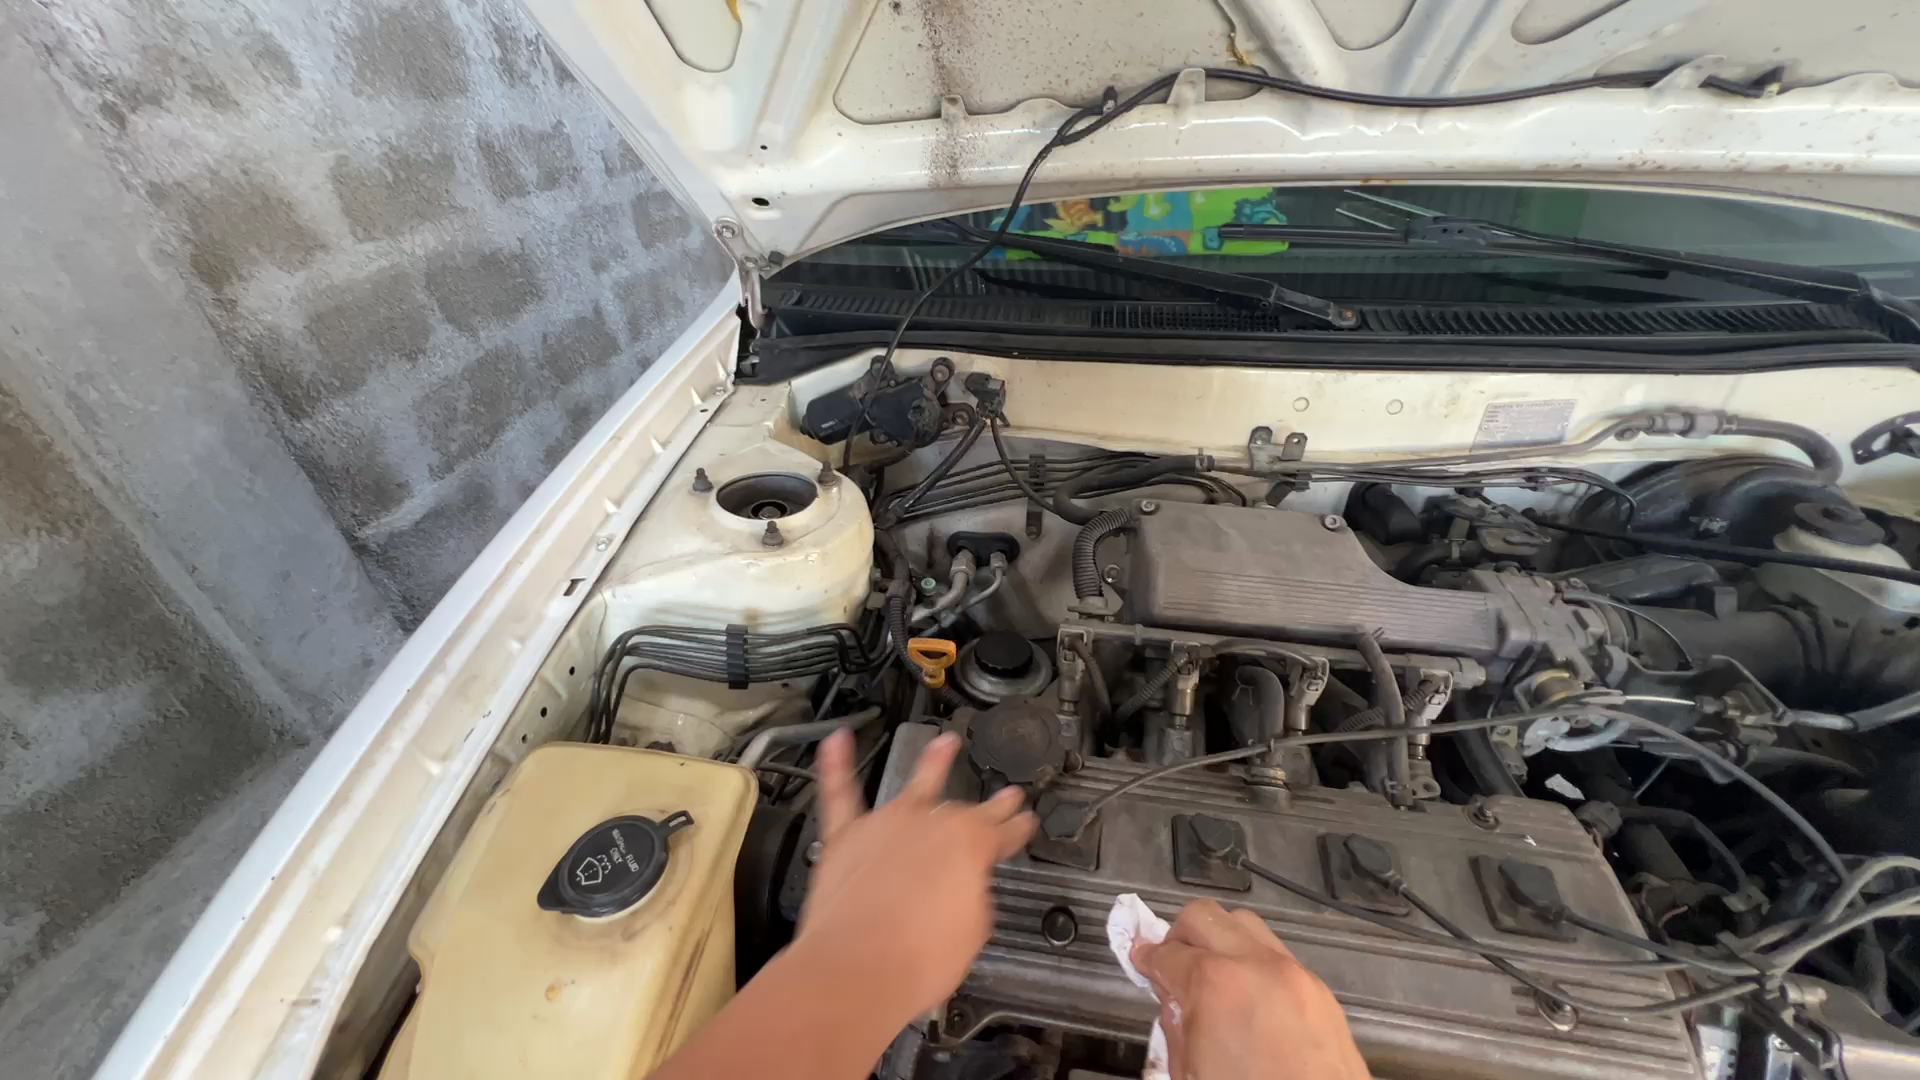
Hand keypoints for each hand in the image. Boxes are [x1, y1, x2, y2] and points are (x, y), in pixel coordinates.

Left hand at [792, 728, 1036, 1032]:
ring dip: (933, 763)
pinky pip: (839, 793)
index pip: (1001, 831)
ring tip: (944, 744)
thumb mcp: (972, 931)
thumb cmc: (915, 959)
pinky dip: (836, 764)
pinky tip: (836, 742)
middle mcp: (928, 823)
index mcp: (968, 844)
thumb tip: (964, 889)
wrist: (856, 969)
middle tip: (1006, 796)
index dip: (1016, 828)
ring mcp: (886, 825)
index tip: (1025, 822)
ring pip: (913, 784)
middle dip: (990, 805)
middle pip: (965, 810)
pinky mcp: (847, 837)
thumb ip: (972, 896)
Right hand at [1132, 899, 1368, 1079]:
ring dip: (1220, 942)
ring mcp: (1293, 974)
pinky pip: (1277, 957)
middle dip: (1179, 935)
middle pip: (1203, 916)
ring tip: (1214, 977)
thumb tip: (1174, 999)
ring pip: (1244, 925)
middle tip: (1173, 963)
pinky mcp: (1321, 993)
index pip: (1166, 953)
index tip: (1141, 960)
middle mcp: (1255, 965)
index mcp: (1214, 985)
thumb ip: (1175, 1027)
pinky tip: (1250, 1001)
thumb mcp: (1190, 1075)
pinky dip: (1254, 965)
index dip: (1146, 957)